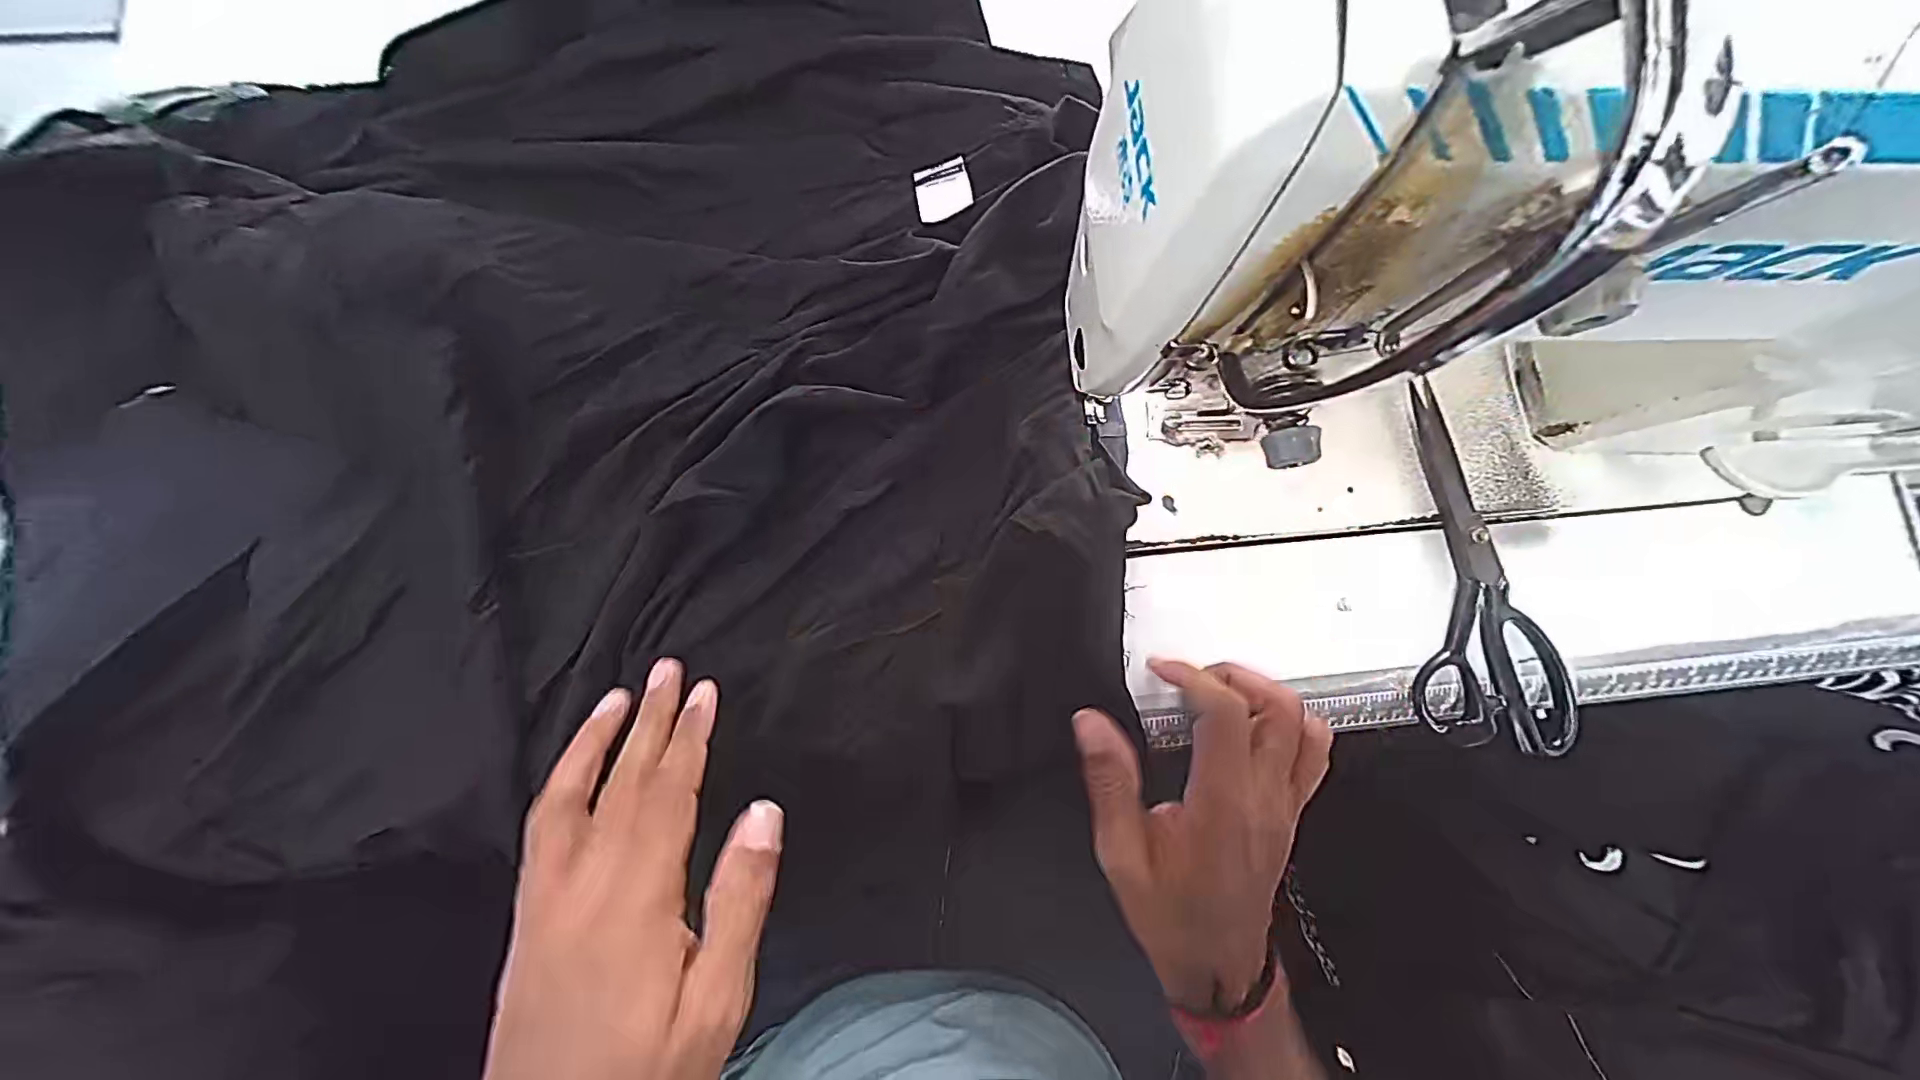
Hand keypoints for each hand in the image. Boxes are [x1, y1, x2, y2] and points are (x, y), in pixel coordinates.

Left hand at [484, 661, 783, 1079]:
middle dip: (651, 720)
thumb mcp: (718, 997)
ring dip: (596, 740)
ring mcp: (545, 899)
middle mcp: (584, 883)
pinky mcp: (525, 917)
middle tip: (668, 669)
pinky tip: (571, 768)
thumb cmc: (650, 1067)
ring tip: (618, 696)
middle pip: (623, 782)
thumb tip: (763, 812)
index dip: (688, 737)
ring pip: (569, 797)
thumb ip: (740, 898)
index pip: (668, 793)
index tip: (703, 692)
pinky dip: (558, 783)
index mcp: (636, 897)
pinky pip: (539, 830)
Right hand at [1073, 659, 1330, 1013]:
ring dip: (1265, 694)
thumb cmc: (1173, 915)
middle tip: (1192, 677)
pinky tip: (1257, 723)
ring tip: (1223, 690)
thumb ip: (1109, 781)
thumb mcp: (1121, 851)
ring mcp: (1284, 806)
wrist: (1216, 962)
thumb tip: (1092, 726)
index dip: (1192, 677)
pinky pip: (1315, 755)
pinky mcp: (1290, 813)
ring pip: (1305, 726)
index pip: (1226, 715)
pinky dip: (1293, 723)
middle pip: (1277, 708)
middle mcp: (1262, 800)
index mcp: (1221, 805)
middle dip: (1231, 675)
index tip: (1163, 671)